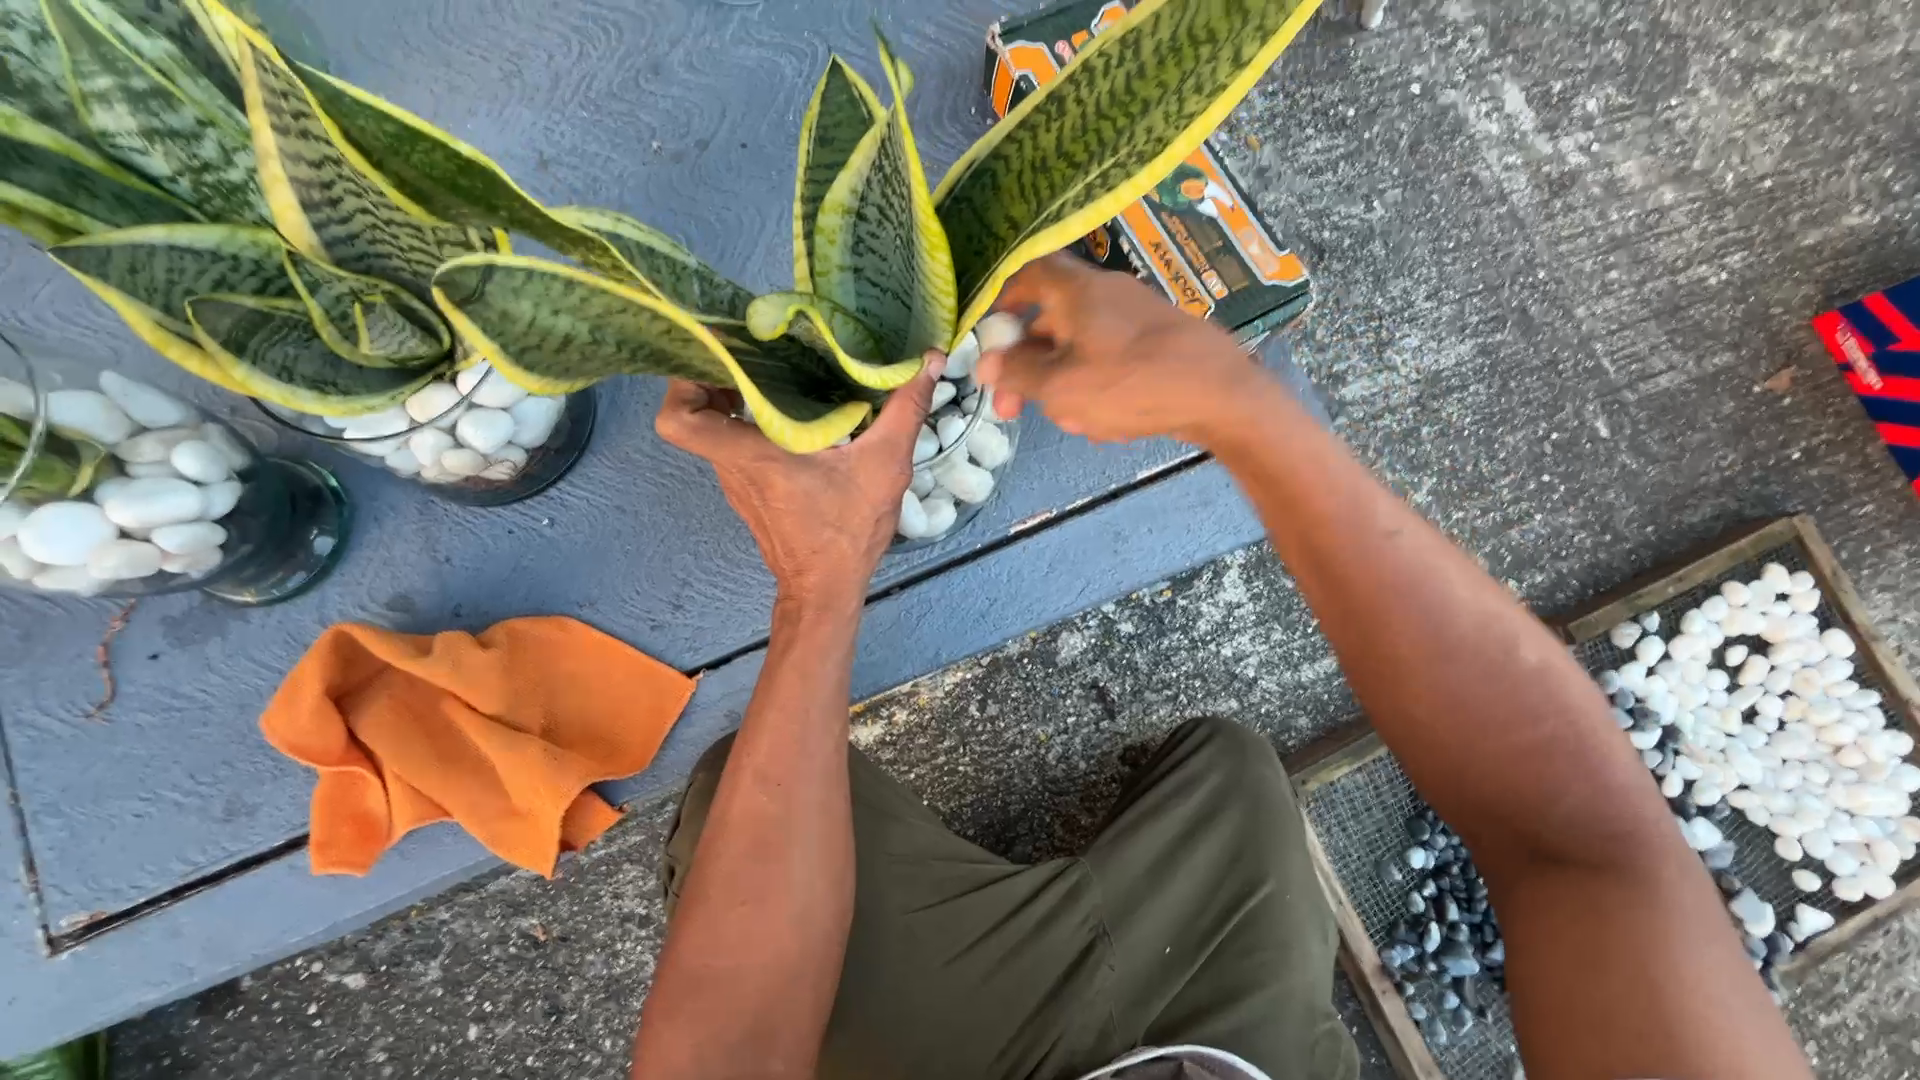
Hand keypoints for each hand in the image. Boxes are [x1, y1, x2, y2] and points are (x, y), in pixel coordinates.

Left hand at [656, 356, 942, 608]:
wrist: (828, 588)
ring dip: (736, 396)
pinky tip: (793, 408)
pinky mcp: (749, 490)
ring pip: (716, 427)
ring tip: (777, 367)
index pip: (677, 419)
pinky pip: (735, 443)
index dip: (684, 381)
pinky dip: (751, 421)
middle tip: (757, 345)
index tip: (720, 355)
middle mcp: (732, 465)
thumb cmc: (847, 531)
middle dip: (717, 372)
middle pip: (694, 410)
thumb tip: (928, 359)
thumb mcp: (885, 466)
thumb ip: (906, 410)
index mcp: (751, 455)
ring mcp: (736, 480)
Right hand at [975, 253, 1267, 443]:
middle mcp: (1105, 293)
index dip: (1000, 302)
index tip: (988, 339)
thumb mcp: (1060, 387)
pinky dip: (1096, 385)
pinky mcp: (1159, 342)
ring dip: (1062, 384)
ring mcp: (1135, 317)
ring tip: (1069, 421)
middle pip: (1050, 319)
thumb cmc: (1130, 383)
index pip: (1026, 275)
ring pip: (1080, 347)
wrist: (1220, 393)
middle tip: (1013, 408)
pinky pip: (1111, 359)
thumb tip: (984, 364)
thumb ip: (1017, 374)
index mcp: (1076, 290)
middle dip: (1028, 366)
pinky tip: (1105, 423)